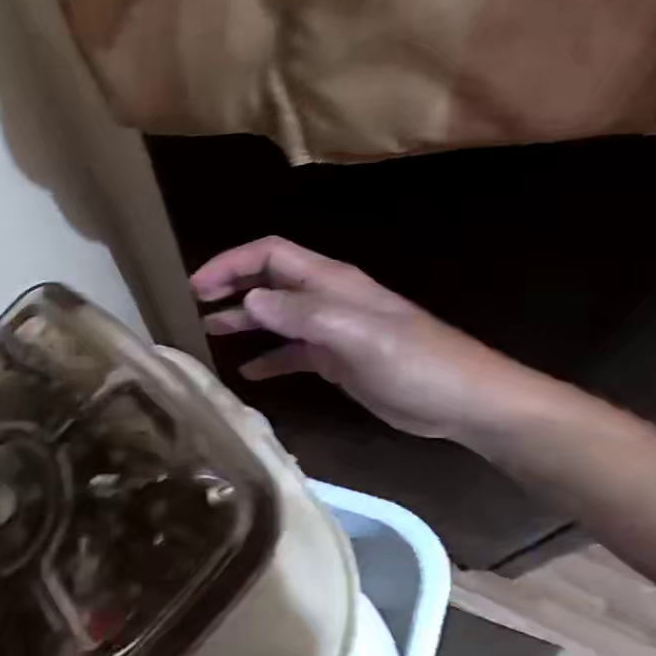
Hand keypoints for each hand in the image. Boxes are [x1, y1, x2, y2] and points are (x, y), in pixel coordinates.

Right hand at [189, 237, 538, 439]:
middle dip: (232, 287)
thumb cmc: (415, 362)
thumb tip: (249, 301)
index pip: (272, 255)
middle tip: (195, 306)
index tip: (197, 287)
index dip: (232, 263)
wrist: (461, 401)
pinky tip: (248, 372)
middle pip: (271, 281)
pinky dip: (270, 358)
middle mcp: (328, 300)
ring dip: (245, 321)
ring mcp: (333, 332)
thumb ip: (303, 315)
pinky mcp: (338, 362)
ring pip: (278, 317)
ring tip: (209, 334)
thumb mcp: (357, 335)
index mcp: (332, 282)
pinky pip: (294, 353)